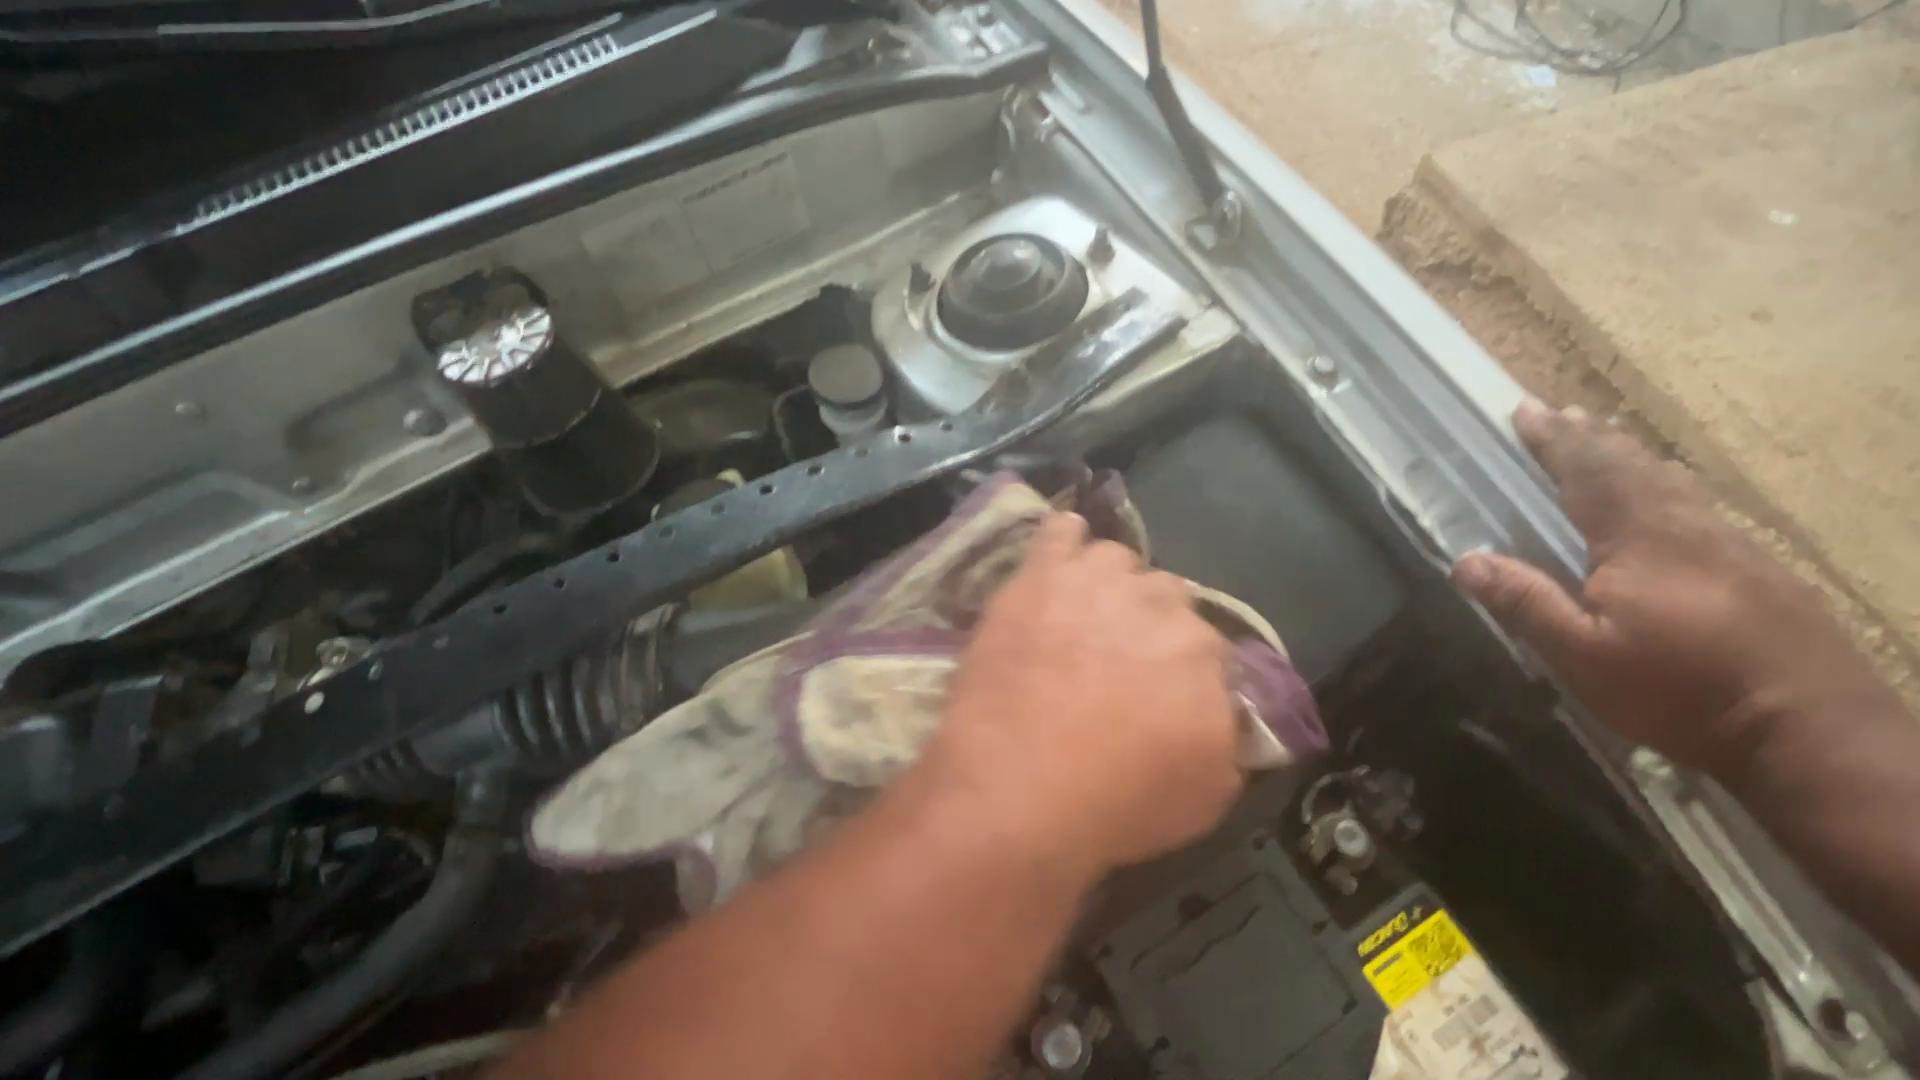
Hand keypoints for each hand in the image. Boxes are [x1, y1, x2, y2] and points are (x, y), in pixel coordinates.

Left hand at [918, 513, 1241, 875]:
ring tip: (1080, 617)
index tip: (1157, 693)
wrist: (1018, 788)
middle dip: (1147, 623)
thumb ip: (1227, 741)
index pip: (1208, 645)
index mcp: (1207, 653)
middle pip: (1165, 596)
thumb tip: (1224, 715)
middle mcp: (1161, 605)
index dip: (1181, 669)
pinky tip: (1056, 557)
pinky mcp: (1040, 575)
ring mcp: (1097, 582)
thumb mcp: (1207, 795)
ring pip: (1116, 560)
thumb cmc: (1117, 804)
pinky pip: (1061, 532)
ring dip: (1107, 583)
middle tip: (1114, 661)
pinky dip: (1063, 540)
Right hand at [1453, 399, 1890, 777]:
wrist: (1810, 731)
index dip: (1554, 442)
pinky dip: (1669, 485)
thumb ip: (1526, 603)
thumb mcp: (1583, 656)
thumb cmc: (1680, 691)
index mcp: (1639, 540)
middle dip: (1592, 439)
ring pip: (1674, 484)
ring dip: (1632, 457)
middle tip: (1562, 413)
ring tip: (1609, 441)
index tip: (1526, 410)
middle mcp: (1688, 528)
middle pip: (1634, 468)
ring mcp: (1733, 547)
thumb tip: (1466, 560)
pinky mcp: (1761, 572)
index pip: (1588, 474)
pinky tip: (1671, 498)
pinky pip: (1701, 506)